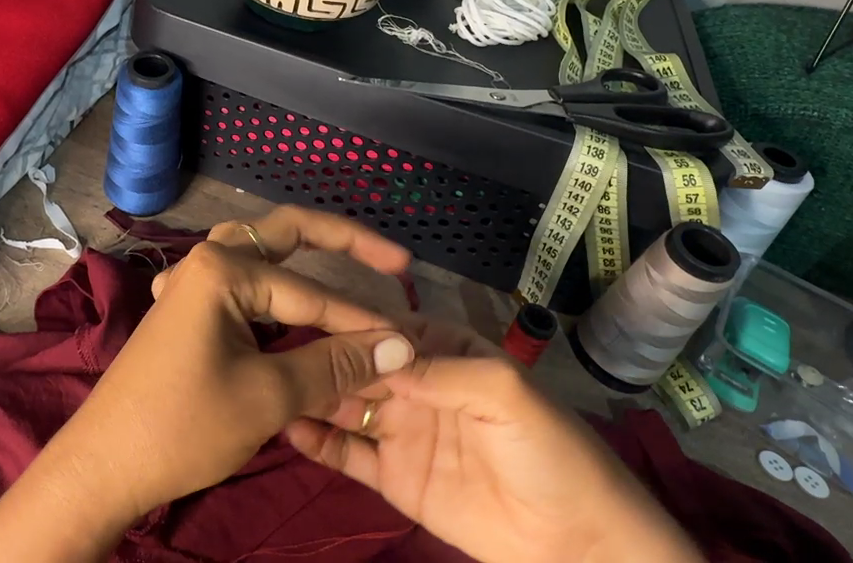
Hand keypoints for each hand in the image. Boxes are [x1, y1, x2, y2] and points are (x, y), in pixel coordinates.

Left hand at [0, 206, 416, 561]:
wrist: (104, 465)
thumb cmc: (184, 426)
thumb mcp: (268, 396)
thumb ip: (334, 365)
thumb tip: (398, 346)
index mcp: (221, 268)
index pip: (311, 293)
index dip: (362, 324)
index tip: (410, 344)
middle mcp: (204, 260)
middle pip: (283, 235)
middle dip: (340, 242)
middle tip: (394, 259)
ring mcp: (189, 283)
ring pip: (258, 255)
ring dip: (302, 259)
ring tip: (348, 268)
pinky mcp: (184, 311)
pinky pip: (238, 284)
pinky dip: (271, 288)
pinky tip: (284, 305)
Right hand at [286, 350, 700, 562]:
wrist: (580, 543)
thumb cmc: (549, 451)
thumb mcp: (503, 391)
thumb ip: (437, 367)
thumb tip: (372, 350)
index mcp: (444, 350)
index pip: (385, 327)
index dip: (347, 321)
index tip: (302, 313)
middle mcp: (415, 383)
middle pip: (357, 363)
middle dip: (321, 356)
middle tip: (274, 352)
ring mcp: (401, 430)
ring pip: (345, 404)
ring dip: (311, 394)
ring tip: (272, 386)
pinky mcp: (393, 477)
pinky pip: (347, 453)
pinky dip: (318, 441)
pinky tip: (290, 427)